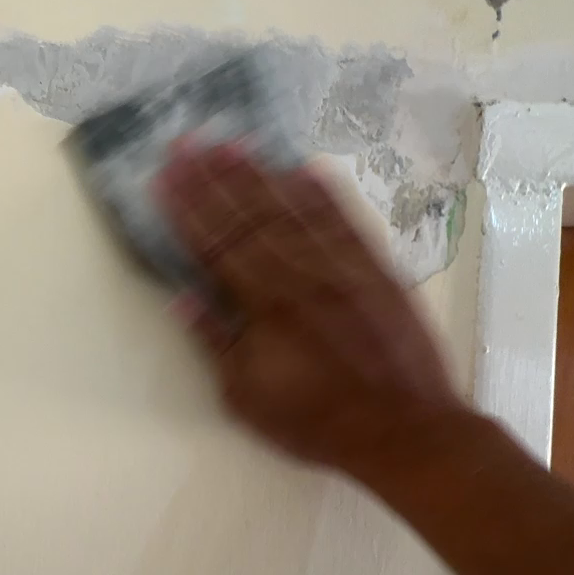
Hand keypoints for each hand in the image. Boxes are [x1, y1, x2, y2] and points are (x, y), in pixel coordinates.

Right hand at [157, 143, 468, 479]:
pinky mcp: (379, 272)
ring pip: (295, 211)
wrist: (408, 433)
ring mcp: (346, 269)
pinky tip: (305, 167)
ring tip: (233, 141)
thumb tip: (181, 297)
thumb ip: (215, 342)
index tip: (165, 176)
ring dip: (260, 175)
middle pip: (249, 218)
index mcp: (266, 308)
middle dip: (213, 179)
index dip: (187, 209)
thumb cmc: (314, 421)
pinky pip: (348, 223)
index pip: (216, 246)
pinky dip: (326, 194)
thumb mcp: (245, 395)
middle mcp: (303, 277)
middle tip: (188, 141)